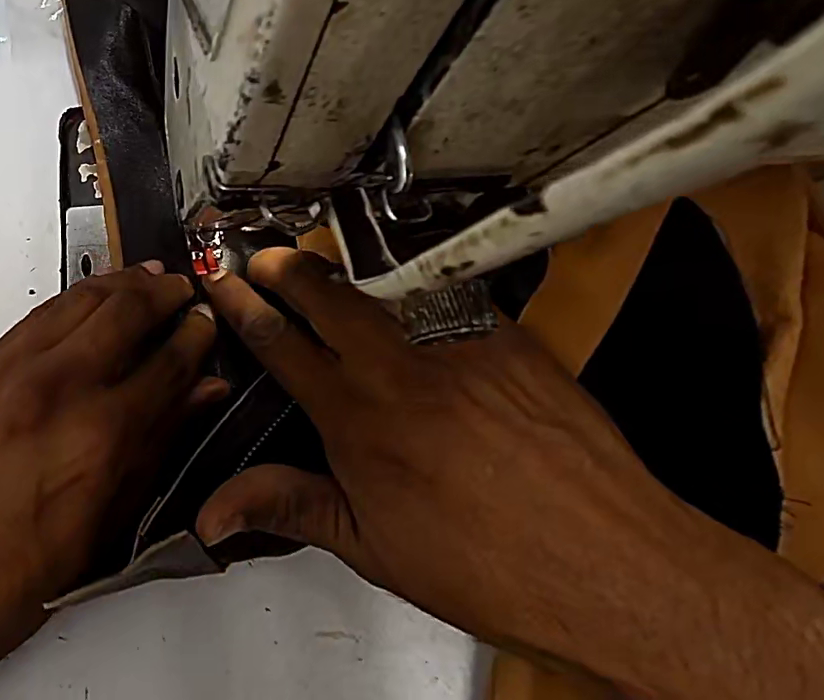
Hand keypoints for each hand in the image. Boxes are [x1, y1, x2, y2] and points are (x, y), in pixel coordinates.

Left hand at [0, 263, 223, 699]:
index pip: (168, 363)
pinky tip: (96, 292)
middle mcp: (60, 390)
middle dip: (166, 292)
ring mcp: (15, 370)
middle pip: (127, 312)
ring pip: (83, 299)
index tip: (208, 321)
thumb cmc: (14, 578)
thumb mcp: (108, 523)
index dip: (196, 336)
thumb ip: (158, 443)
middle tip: (185, 287)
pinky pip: (40, 312)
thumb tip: (202, 391)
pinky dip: (76, 294)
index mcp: (101, 438)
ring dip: (123, 281)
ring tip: (149, 275)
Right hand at [195, 249, 823, 698]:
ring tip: (321, 271)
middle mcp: (396, 368)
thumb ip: (285, 506)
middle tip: (262, 257)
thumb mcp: (370, 546)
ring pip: (377, 282)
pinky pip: (443, 293)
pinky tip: (405, 299)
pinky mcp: (502, 333)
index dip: (240, 302)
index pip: (278, 341)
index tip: (218, 277)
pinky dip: (411, 288)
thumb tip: (211, 511)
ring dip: (340, 272)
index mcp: (356, 417)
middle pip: (320, 291)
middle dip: (281, 265)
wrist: (612, 567)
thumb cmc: (486, 566)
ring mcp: (452, 342)